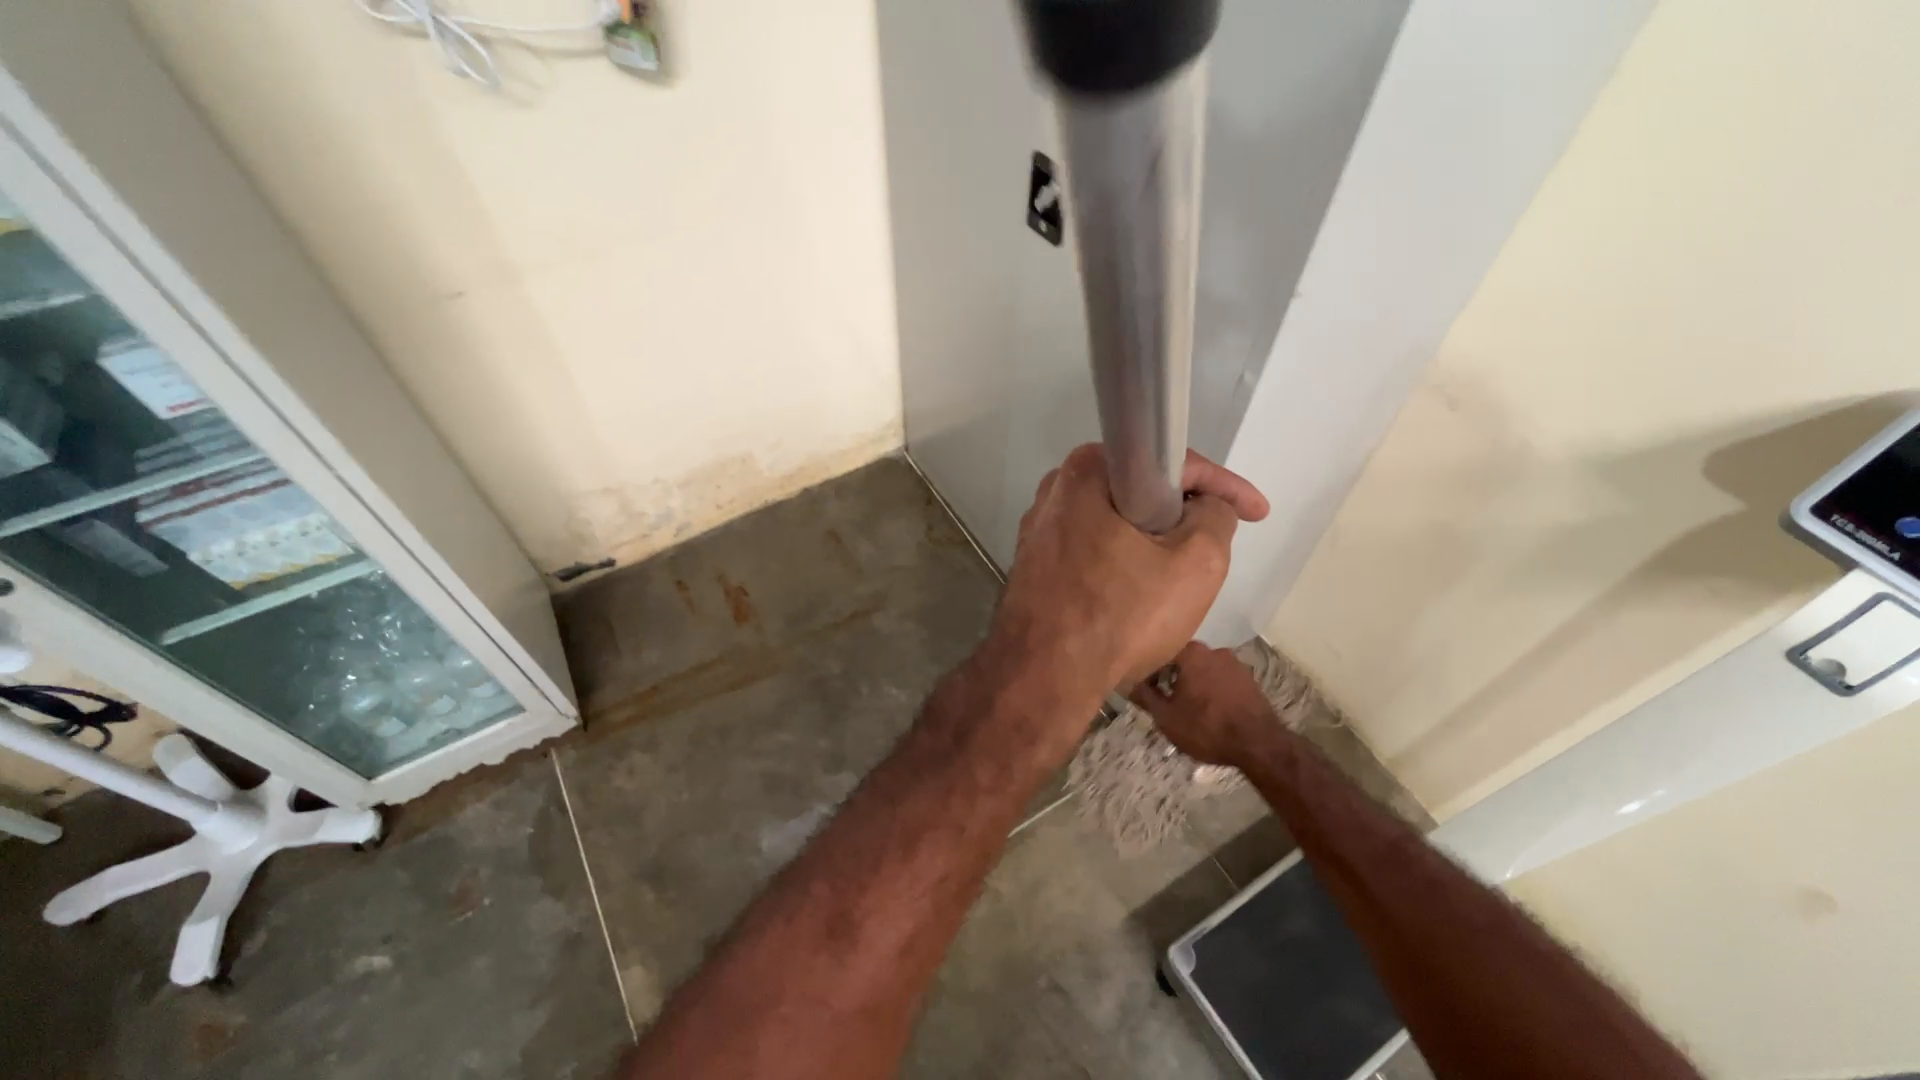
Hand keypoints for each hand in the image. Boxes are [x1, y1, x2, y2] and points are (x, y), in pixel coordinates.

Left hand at [993, 444, 1268, 690]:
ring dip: (1151, 548)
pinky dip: (1122, 569)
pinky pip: (1093, 555)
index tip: (1256, 512)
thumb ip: (1216, 519)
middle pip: (1141, 493)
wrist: (1042, 679)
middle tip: (1215, 549)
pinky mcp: (1033, 566)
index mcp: (1088, 470)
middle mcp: (1056, 491)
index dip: (1222, 486)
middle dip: (1182, 518)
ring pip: (1116, 527)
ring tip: (1178, 584)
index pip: (1171, 463)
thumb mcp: (1197, 563)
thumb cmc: (1122, 616)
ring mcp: (1039, 530)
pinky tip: (1136, 602)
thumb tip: (1208, 507)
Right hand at [1129, 642, 1279, 767]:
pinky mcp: (1249, 679)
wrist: (1258, 744)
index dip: (1147, 671)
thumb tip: (1128, 683)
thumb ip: (1145, 697)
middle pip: (1182, 659)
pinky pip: (1221, 680)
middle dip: (1171, 676)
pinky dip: (1212, 690)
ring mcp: (1235, 663)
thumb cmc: (1206, 727)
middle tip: (1164, 700)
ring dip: (1193, 683)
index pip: (1159, 653)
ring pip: (1203, 670)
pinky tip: (1209, 710)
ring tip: (1188, 708)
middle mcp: (1213, 650)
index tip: (1144, 689)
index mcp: (1191, 653)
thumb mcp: (1166, 717)